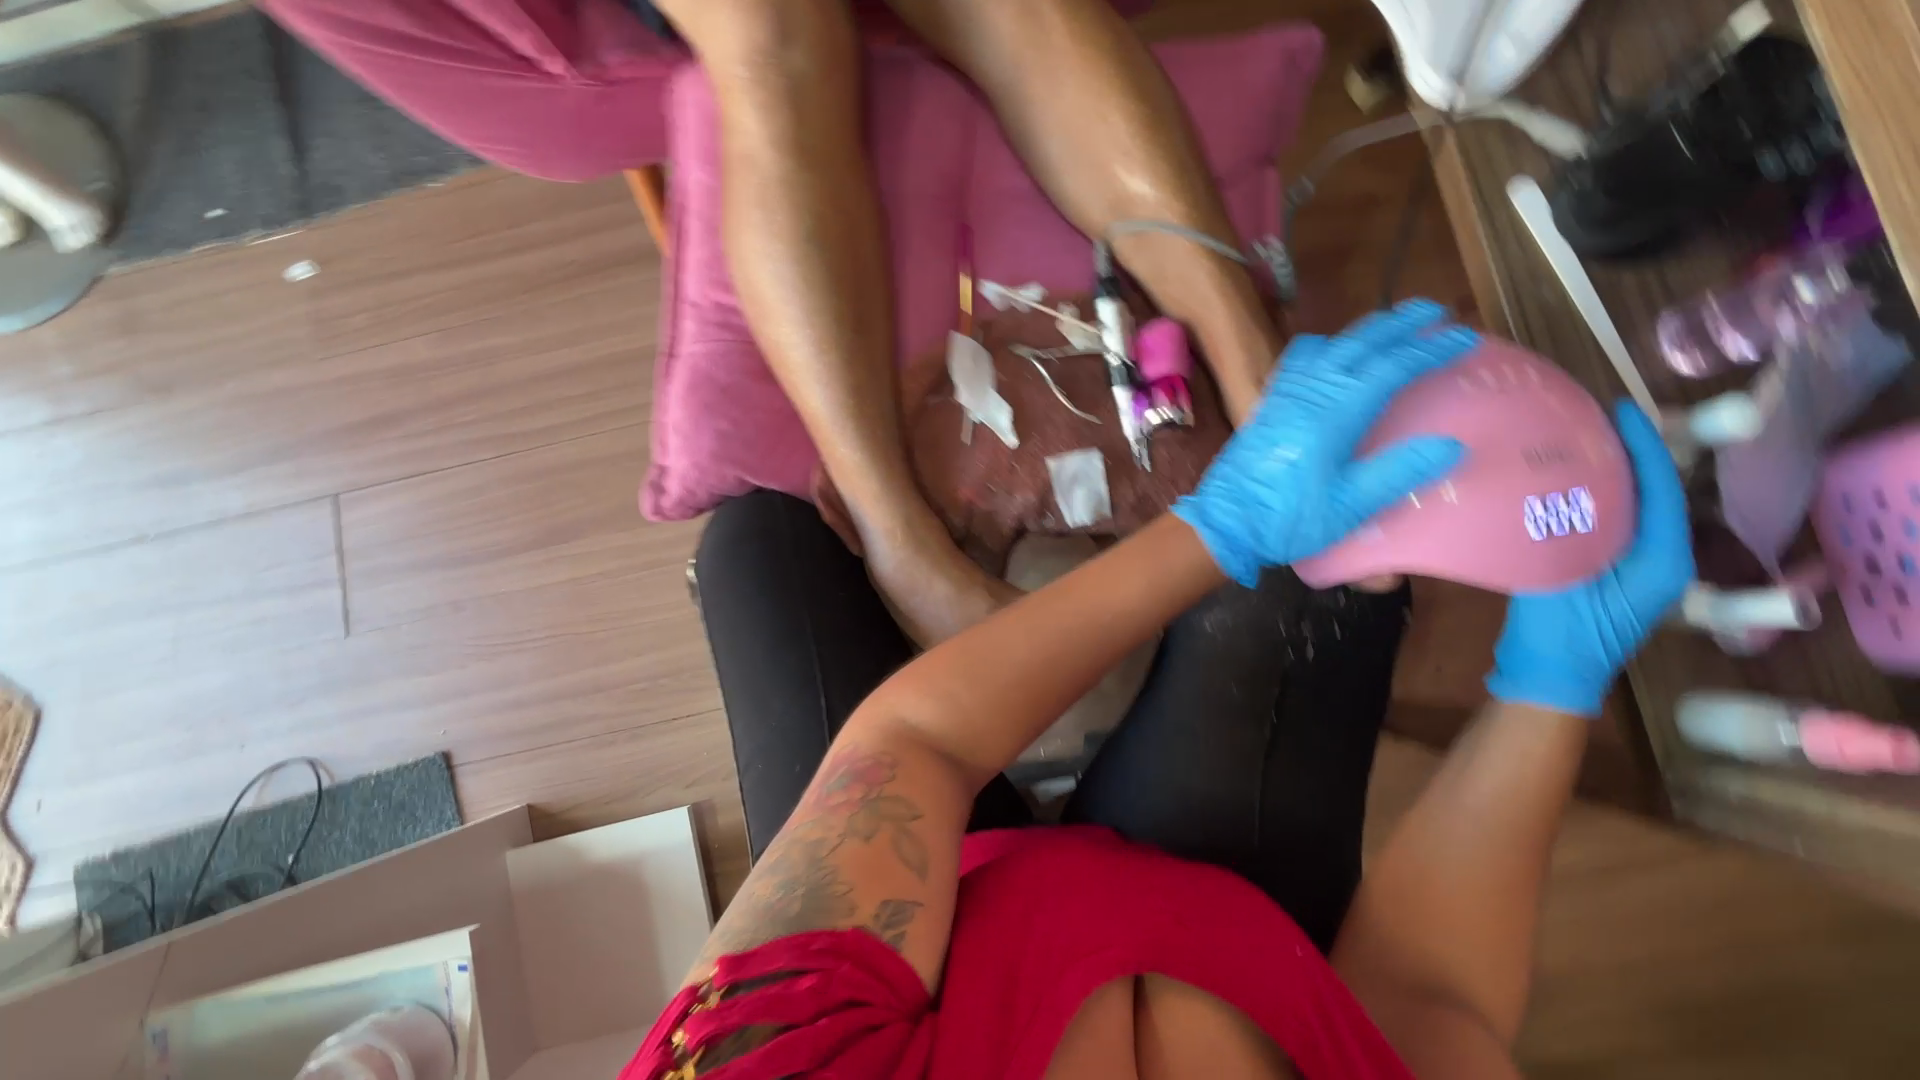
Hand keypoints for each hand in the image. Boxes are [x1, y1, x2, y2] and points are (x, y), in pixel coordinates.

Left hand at [1173, 299, 1476, 586]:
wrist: (1224, 523)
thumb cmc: (1286, 519)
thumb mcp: (1349, 507)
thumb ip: (1397, 473)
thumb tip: (1451, 444)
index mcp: (1333, 414)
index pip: (1390, 369)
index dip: (1428, 351)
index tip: (1463, 337)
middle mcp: (1308, 394)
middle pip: (1357, 345)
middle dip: (1397, 325)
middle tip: (1432, 310)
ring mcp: (1283, 397)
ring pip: (1327, 348)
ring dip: (1361, 332)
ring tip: (1389, 324)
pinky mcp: (1267, 406)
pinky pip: (1298, 362)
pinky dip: (1324, 347)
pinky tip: (1329, 353)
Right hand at [1487, 401, 1694, 715]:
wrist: (1548, 679)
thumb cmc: (1562, 634)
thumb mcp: (1564, 578)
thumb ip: (1567, 531)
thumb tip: (1558, 481)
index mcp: (1663, 558)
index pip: (1661, 488)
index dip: (1643, 446)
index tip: (1619, 410)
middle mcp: (1660, 558)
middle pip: (1650, 493)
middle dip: (1628, 454)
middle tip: (1594, 419)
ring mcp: (1634, 567)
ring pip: (1629, 507)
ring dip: (1608, 474)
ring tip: (1578, 442)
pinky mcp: (1607, 572)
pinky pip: (1608, 522)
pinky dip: (1591, 498)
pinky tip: (1562, 483)